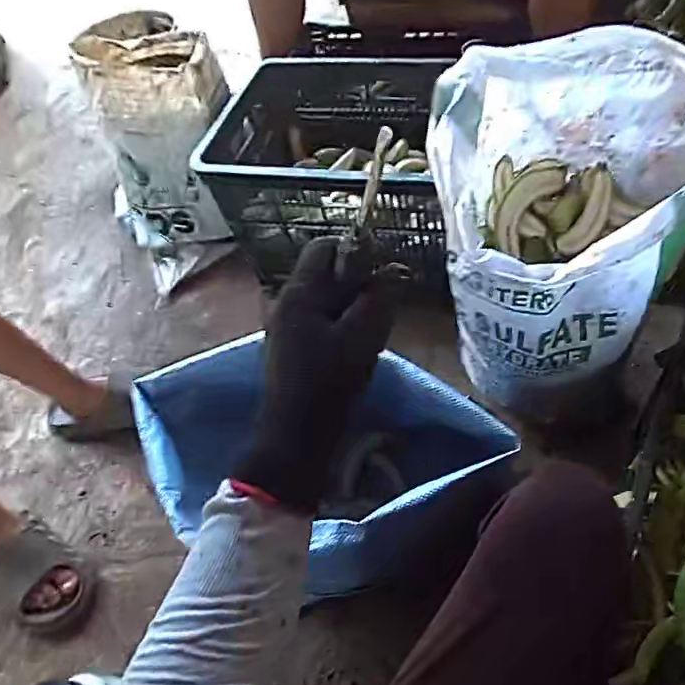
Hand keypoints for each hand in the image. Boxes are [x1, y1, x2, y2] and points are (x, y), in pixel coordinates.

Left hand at [233, 237, 396, 511]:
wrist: (296, 438)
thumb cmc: (328, 384)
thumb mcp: (362, 337)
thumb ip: (380, 298)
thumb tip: (397, 269)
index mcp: (298, 294)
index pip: (325, 247)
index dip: (357, 252)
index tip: (383, 276)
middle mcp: (287, 304)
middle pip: (327, 275)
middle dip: (359, 285)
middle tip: (382, 310)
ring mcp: (287, 328)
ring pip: (328, 301)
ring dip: (354, 309)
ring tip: (372, 334)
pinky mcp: (294, 350)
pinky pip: (324, 324)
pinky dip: (344, 329)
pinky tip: (358, 352)